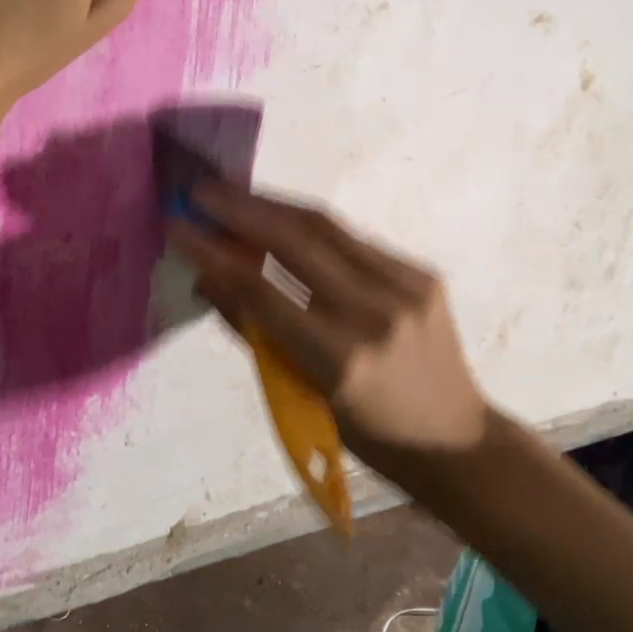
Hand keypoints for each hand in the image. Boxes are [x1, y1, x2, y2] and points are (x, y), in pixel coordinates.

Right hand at [171, 184, 489, 455]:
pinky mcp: (422, 272)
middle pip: (295, 242)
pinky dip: (309, 224)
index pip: (261, 290)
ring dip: (271, 204)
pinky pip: (353, 238)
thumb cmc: (367, 434)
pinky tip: (280, 215)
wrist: (455, 440)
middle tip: (199, 190)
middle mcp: (374, 314)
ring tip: (232, 191)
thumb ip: (251, 330)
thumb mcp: (301, 394)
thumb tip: (205, 277)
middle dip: (240, 209)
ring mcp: (405, 288)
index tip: (178, 227)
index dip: (213, 253)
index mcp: (340, 359)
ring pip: (326, 226)